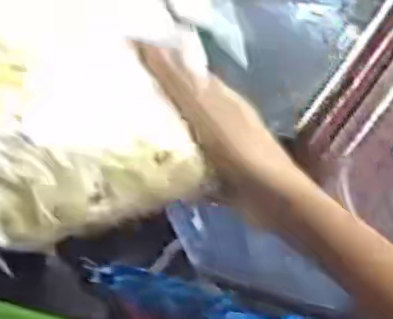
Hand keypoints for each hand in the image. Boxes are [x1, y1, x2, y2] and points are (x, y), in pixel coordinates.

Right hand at [135, 42, 312, 220]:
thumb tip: (147, 42)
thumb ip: (178, 79)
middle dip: (159, 102)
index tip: (124, 59)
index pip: (191, 73)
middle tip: (115, 94)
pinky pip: (198, 173)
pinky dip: (181, 171)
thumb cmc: (243, 151)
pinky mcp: (228, 184)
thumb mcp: (207, 108)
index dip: (162, 63)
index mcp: (227, 100)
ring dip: (167, 138)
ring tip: (124, 127)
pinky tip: (153, 167)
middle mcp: (230, 125)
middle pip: (189, 108)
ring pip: (192, 140)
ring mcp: (230, 156)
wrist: (277, 203)